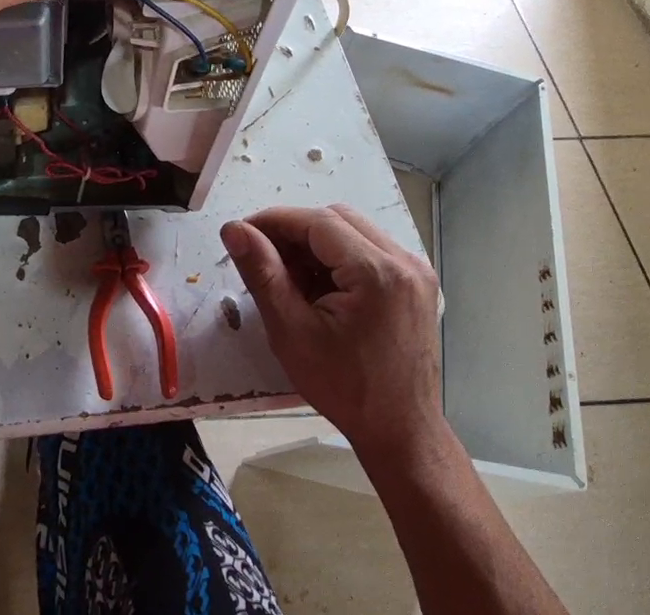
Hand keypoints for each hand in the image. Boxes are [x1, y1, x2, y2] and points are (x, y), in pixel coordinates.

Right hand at [222, 205, 444, 455]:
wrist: (400, 431)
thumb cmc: (343, 387)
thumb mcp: (291, 330)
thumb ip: (262, 273)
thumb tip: (234, 229)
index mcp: (378, 272)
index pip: (317, 222)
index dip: (273, 222)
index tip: (240, 235)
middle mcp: (404, 261)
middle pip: (337, 219)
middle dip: (294, 231)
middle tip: (262, 258)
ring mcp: (415, 272)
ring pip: (353, 231)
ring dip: (315, 244)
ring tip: (288, 277)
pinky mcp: (415, 284)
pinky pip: (368, 250)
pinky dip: (337, 258)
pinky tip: (317, 287)